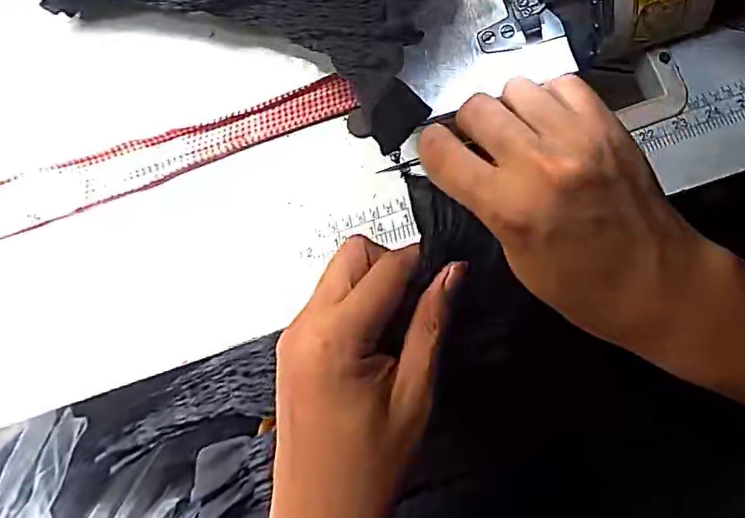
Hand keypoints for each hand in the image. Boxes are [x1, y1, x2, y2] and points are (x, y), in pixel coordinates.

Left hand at [272, 237, 461, 517]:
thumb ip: (431, 323)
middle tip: (417, 301)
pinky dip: (356, 300)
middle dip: (391, 263)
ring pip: (339, 269)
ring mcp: (294, 334)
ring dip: (373, 281)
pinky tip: (375, 339)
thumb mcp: (414, 395)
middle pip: (354, 252)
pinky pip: (328, 295)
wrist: (319, 517)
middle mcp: (306, 327)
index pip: (386, 266)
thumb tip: (451, 273)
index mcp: (335, 338)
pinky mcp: (293, 344)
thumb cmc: (363, 471)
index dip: (422, 262)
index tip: (445, 273)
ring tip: (396, 327)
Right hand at [415, 75, 720, 352]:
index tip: (436, 145)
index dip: (430, 145)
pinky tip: (554, 119)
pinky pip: (561, 82)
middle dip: (469, 123)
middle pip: (476, 107)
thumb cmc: (583, 285)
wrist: (658, 280)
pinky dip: (550, 96)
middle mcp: (539, 162)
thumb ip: (485, 202)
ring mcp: (576, 136)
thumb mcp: (515, 256)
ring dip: (510, 107)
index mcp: (510, 207)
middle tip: (482, 140)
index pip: (442, 151)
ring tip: (522, 128)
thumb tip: (462, 161)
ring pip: (515, 86)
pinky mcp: (605, 122)